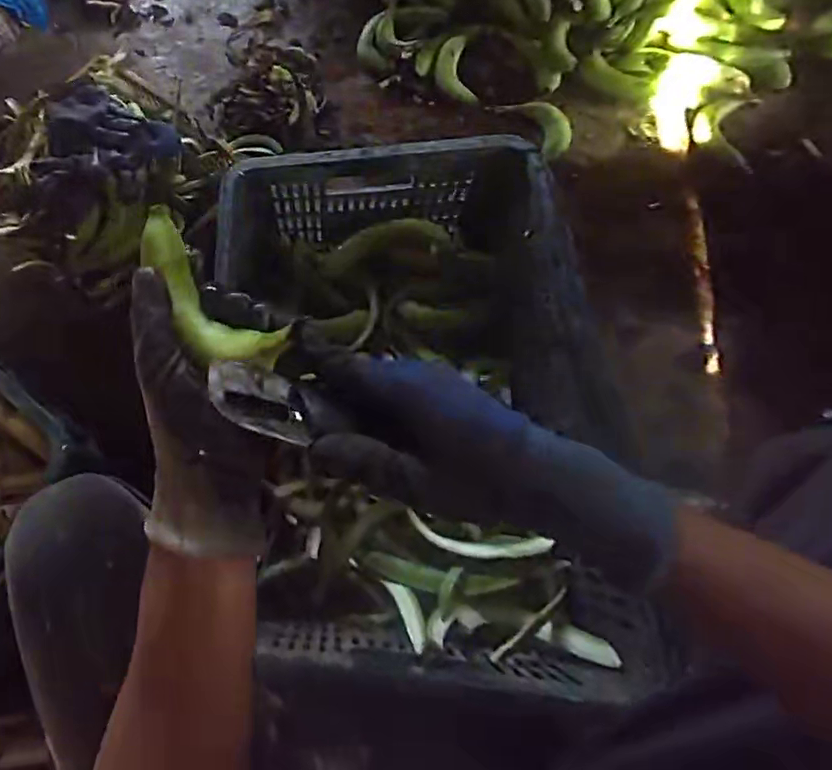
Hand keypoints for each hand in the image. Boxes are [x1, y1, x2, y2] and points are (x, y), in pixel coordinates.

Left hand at [131, 269, 267, 557]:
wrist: (213, 473)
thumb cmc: (176, 416)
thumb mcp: (155, 363)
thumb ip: (150, 318)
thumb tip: (145, 268)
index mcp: (182, 339)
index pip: (195, 297)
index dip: (201, 281)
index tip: (208, 268)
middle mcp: (214, 346)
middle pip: (232, 308)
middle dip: (237, 303)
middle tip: (242, 310)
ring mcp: (245, 363)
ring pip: (259, 325)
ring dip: (262, 320)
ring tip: (263, 326)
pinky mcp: (273, 380)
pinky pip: (283, 348)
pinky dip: (285, 340)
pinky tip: (288, 339)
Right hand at [309, 354, 676, 590]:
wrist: (546, 476)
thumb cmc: (477, 480)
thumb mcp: (414, 481)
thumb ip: (363, 460)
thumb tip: (314, 449)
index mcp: (398, 386)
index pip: (341, 361)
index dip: (310, 354)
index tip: (285, 351)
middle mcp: (411, 370)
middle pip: (357, 372)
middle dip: (331, 390)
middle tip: (312, 422)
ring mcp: (432, 376)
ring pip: (379, 380)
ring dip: (358, 400)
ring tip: (346, 435)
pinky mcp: (447, 388)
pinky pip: (400, 388)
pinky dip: (381, 405)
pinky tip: (385, 436)